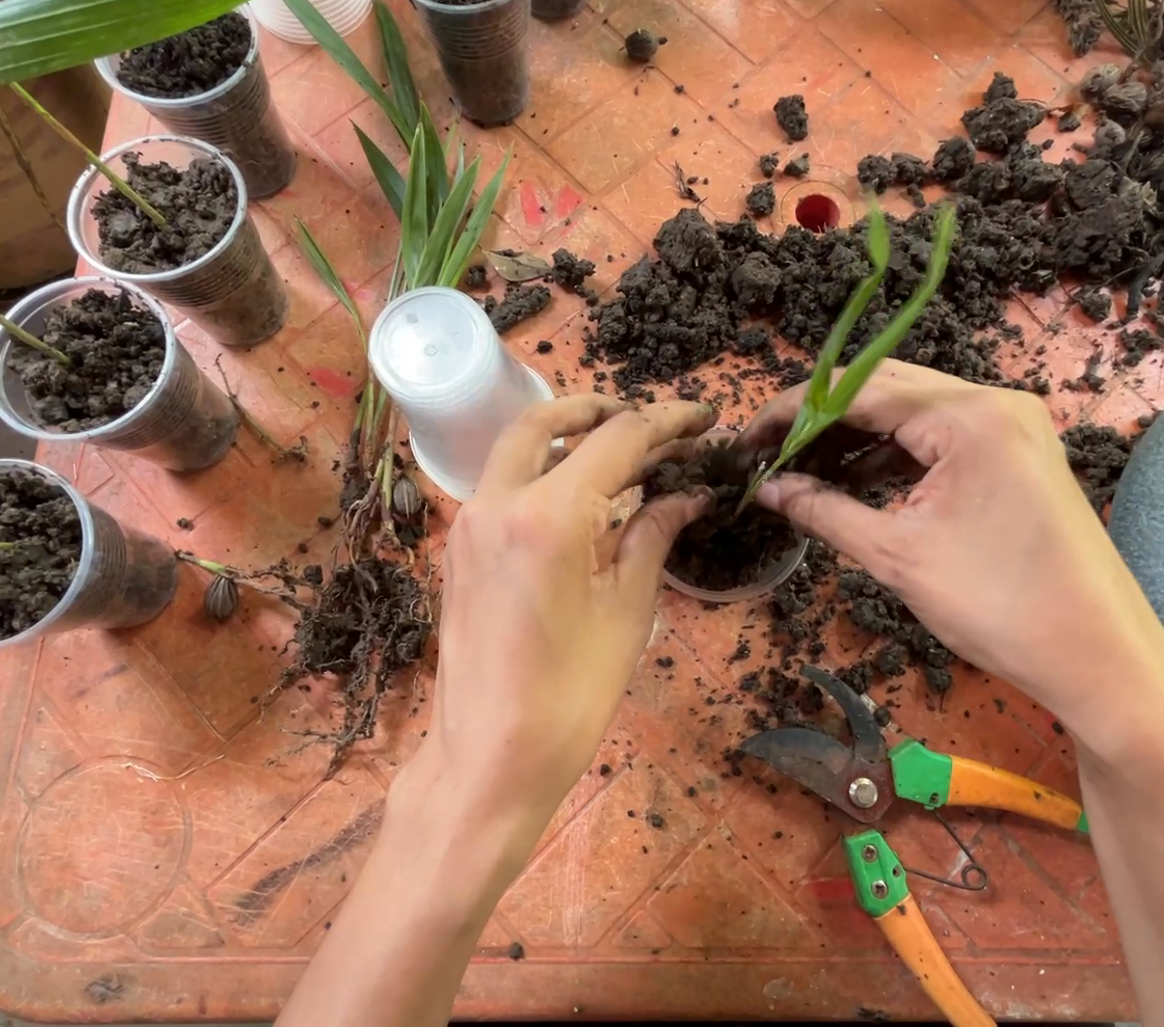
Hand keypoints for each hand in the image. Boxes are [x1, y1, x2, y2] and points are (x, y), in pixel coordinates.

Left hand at [424, 395, 715, 828]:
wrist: (489, 755)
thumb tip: (686, 494)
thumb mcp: (627, 611)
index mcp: (548, 515)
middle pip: (546, 421)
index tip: (703, 418)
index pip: (616, 439)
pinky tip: (579, 494)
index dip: (667, 422)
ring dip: (565, 435)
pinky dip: (541, 469)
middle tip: (648, 422)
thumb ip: (652, 535)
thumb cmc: (570, 694)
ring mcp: (471, 522)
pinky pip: (503, 483)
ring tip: (618, 451)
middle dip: (600, 409)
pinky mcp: (460, 546)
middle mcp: (499, 501)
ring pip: (517, 447)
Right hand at [741, 361, 1163, 746]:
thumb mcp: (897, 557)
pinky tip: (852, 480)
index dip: (794, 410)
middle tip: (769, 451)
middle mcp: (992, 402)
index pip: (859, 388)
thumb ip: (825, 512)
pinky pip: (937, 437)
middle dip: (819, 418)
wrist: (1100, 659)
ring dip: (854, 436)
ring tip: (800, 467)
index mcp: (968, 416)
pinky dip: (891, 454)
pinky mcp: (1013, 452)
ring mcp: (1009, 426)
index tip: (748, 438)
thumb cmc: (998, 606)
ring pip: (910, 412)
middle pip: (884, 389)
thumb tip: (767, 490)